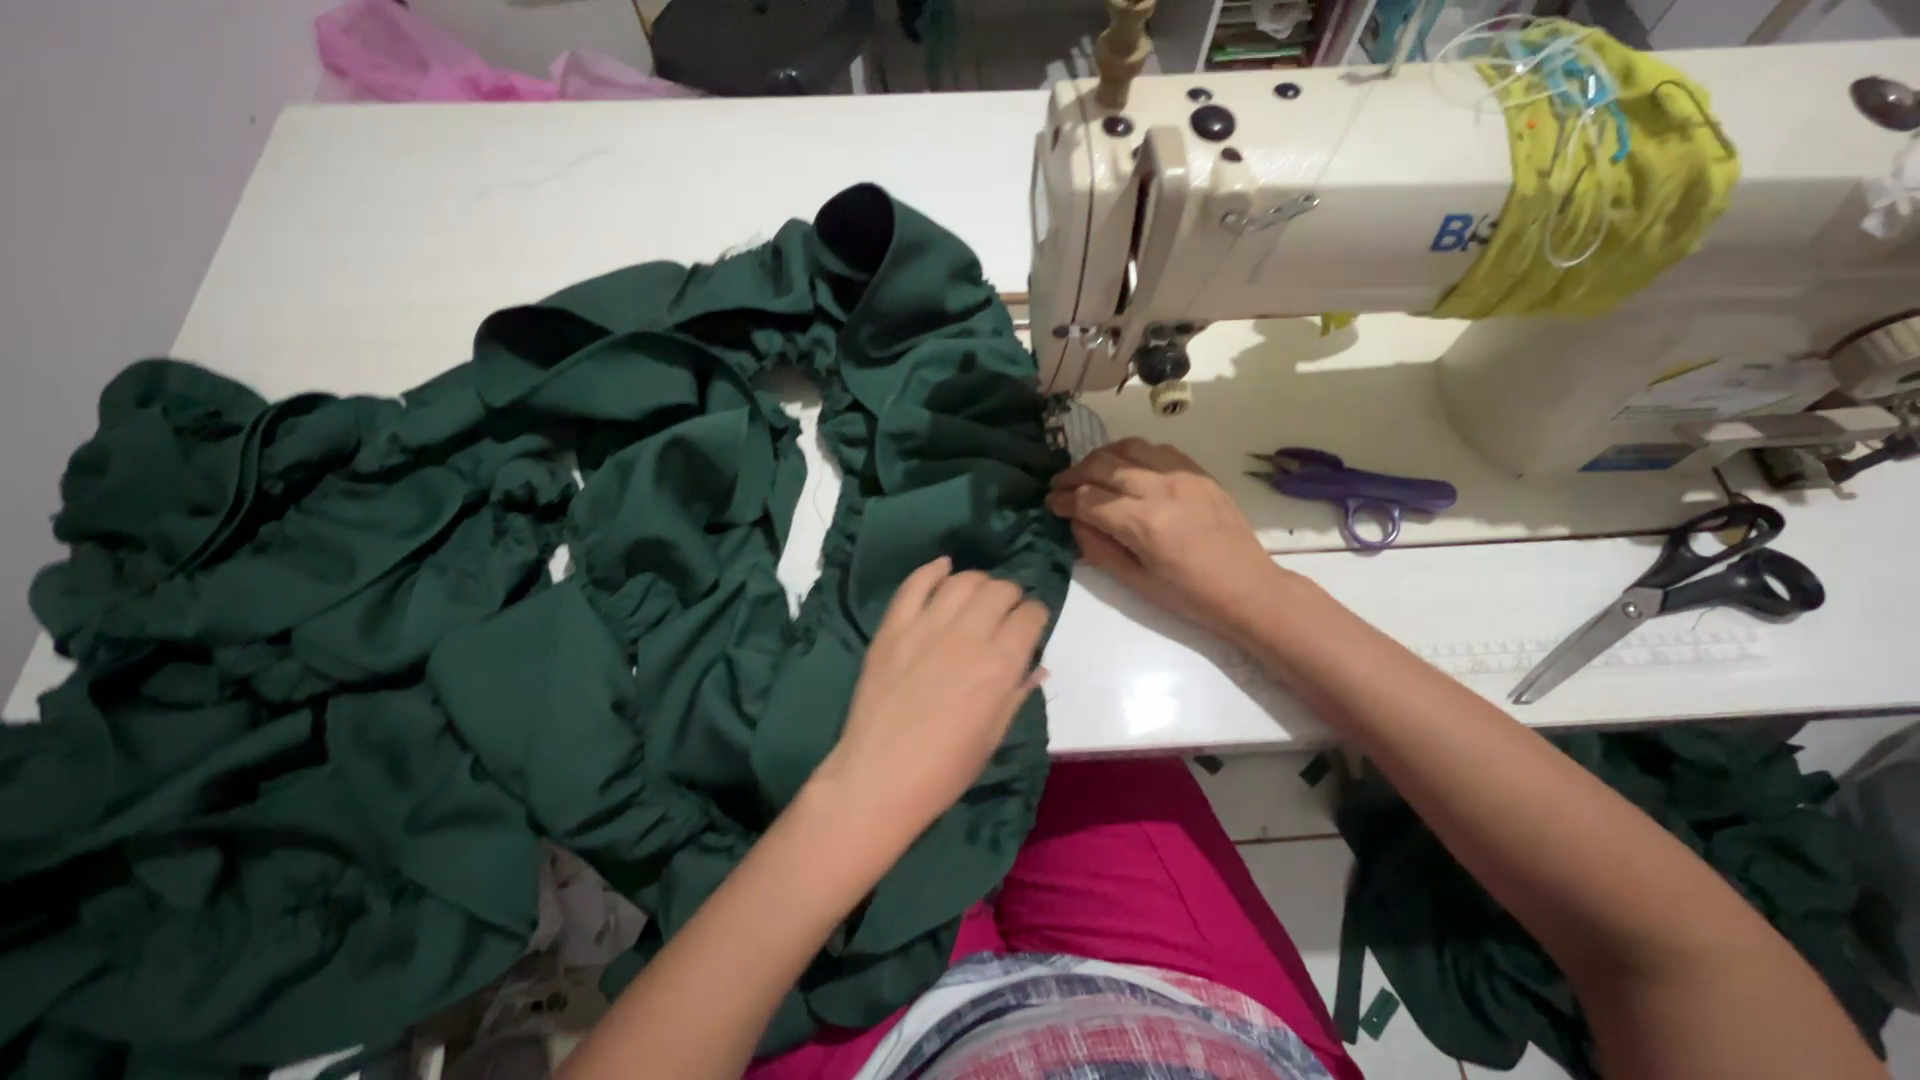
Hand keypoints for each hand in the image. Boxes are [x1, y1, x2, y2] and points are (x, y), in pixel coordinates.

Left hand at [813, 557, 1048, 840]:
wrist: (881, 777)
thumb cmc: (946, 768)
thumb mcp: (994, 735)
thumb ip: (1016, 692)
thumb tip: (1036, 667)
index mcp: (999, 665)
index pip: (1031, 615)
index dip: (1036, 616)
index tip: (1031, 625)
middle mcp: (967, 636)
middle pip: (1000, 589)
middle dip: (1011, 597)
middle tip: (1005, 613)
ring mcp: (925, 627)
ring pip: (962, 580)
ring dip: (978, 583)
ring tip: (977, 598)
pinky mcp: (892, 628)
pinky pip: (915, 584)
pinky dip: (933, 570)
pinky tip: (943, 569)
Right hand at [1046, 438, 1293, 642]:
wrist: (1249, 588)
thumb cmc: (1190, 596)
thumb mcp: (1136, 582)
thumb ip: (1099, 549)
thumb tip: (1075, 522)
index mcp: (1144, 523)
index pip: (1089, 500)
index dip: (1063, 500)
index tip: (1050, 503)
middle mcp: (1161, 489)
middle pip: (1104, 466)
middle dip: (1074, 474)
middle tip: (1060, 485)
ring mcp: (1183, 476)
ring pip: (1129, 448)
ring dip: (1102, 457)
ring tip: (1089, 472)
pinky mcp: (1199, 473)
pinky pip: (1158, 449)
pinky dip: (1134, 454)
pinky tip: (1126, 468)